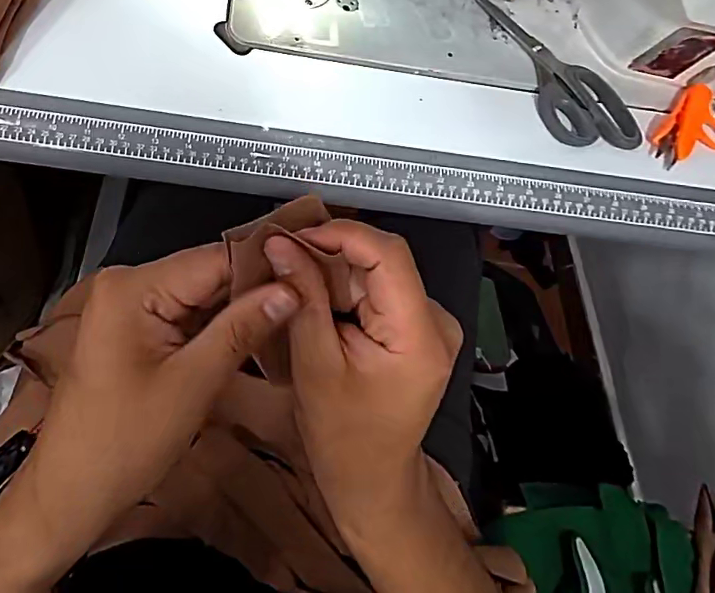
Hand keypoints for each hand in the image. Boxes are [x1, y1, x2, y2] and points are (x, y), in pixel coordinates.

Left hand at [0, 244, 298, 592]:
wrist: (66, 495)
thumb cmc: (123, 445)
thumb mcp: (192, 385)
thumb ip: (242, 329)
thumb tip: (290, 288)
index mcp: (133, 286)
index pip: (214, 258)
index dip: (264, 265)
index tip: (310, 274)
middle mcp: (128, 281)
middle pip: (207, 271)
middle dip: (254, 287)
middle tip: (307, 297)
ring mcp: (129, 302)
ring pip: (200, 292)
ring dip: (239, 306)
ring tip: (291, 311)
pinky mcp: (134, 323)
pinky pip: (185, 311)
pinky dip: (217, 323)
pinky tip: (254, 329)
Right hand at [265, 221, 463, 541]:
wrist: (372, 481)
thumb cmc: (343, 437)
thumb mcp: (314, 364)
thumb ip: (302, 296)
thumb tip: (279, 242)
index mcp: (420, 334)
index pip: (388, 254)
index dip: (340, 233)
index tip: (294, 236)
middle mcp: (435, 319)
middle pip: (380, 260)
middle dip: (327, 253)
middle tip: (281, 256)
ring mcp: (429, 321)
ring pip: (374, 269)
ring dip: (330, 269)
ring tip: (289, 276)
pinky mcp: (415, 324)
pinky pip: (376, 287)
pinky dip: (341, 286)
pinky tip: (312, 295)